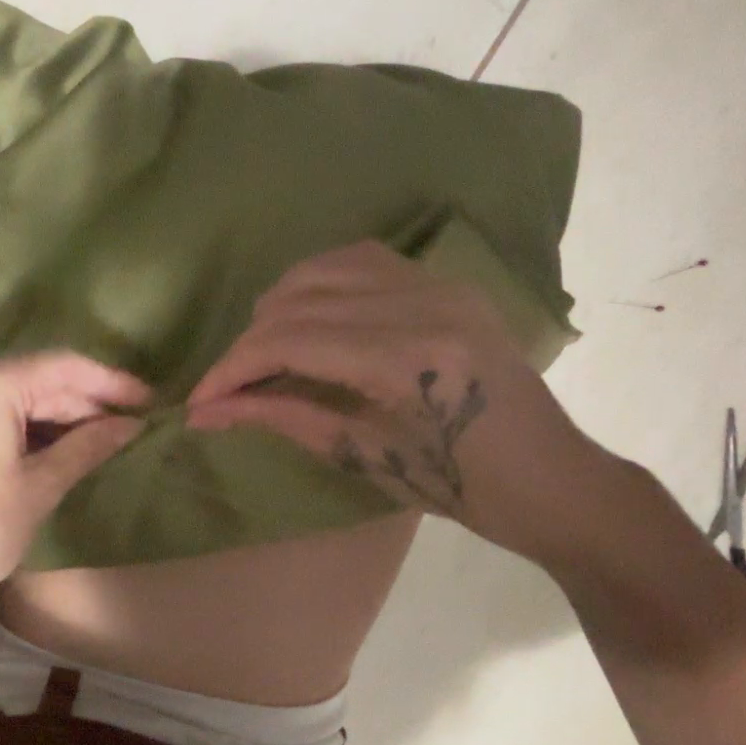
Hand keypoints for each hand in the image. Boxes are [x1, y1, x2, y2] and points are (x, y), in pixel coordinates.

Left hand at [0, 353, 147, 624]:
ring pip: (19, 398)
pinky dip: (31, 427)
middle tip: (134, 423)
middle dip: (87, 402)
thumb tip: (132, 424)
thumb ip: (89, 445)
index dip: (111, 383)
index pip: (63, 368)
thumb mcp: (42, 485)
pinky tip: (64, 445)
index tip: (150, 400)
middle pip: (39, 381)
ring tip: (108, 437)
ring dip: (61, 416)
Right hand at [186, 241, 617, 564]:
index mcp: (406, 358)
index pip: (288, 341)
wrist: (548, 476)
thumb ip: (277, 417)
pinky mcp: (445, 283)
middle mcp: (422, 305)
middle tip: (229, 389)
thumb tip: (202, 414)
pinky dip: (316, 283)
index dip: (231, 368)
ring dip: (276, 309)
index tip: (197, 401)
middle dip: (247, 346)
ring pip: (321, 270)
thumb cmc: (454, 484)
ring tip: (262, 352)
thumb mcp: (357, 453)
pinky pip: (360, 260)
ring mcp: (438, 286)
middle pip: (296, 303)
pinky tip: (304, 317)